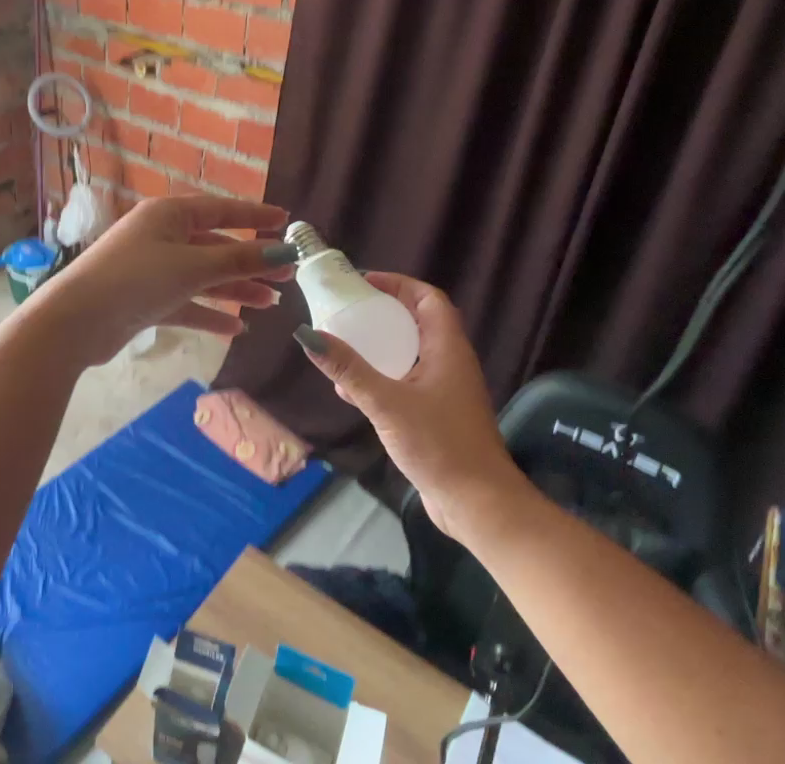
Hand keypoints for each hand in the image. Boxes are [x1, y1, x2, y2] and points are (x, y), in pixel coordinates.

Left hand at [26, 196, 297, 368]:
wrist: (77, 320)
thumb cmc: (137, 280)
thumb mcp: (194, 266)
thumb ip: (240, 260)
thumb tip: (284, 250)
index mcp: (168, 215)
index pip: (220, 209)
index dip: (255, 216)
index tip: (286, 222)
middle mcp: (159, 237)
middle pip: (214, 245)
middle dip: (250, 261)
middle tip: (287, 276)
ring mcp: (151, 270)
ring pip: (202, 277)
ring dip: (234, 289)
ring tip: (270, 304)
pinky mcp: (144, 301)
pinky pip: (185, 303)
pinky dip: (208, 314)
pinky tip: (236, 328)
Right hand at [293, 272, 529, 540]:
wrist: (476, 502)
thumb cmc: (438, 444)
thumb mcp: (386, 403)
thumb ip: (348, 369)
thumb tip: (308, 335)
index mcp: (447, 348)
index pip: (427, 298)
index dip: (397, 284)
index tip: (362, 282)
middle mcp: (449, 362)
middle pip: (416, 322)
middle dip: (381, 313)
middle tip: (345, 311)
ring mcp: (444, 390)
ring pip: (408, 353)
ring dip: (377, 347)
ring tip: (341, 346)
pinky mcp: (435, 414)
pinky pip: (404, 381)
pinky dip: (379, 377)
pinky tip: (350, 391)